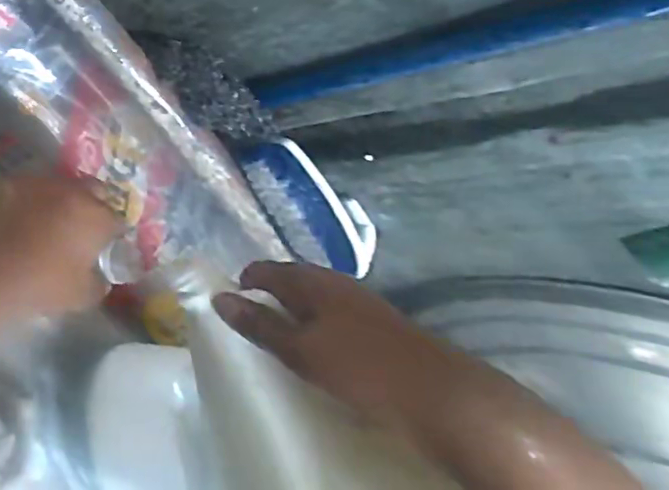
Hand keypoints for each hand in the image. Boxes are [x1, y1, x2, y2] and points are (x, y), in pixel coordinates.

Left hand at [0, 176, 121, 316]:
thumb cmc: (46, 282)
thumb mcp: (83, 295)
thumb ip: (99, 282)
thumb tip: (99, 276)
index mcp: (97, 216)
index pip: (117, 220)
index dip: (114, 233)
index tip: (108, 244)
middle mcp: (74, 191)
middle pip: (95, 190)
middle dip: (96, 204)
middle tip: (88, 226)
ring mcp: (44, 183)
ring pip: (65, 183)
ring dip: (67, 196)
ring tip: (59, 217)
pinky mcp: (17, 183)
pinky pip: (36, 186)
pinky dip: (38, 196)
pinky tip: (32, 213)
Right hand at [212, 262, 504, 437]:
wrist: (450, 399)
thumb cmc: (365, 369)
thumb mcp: (302, 351)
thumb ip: (260, 325)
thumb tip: (219, 297)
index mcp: (311, 280)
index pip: (266, 269)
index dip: (245, 282)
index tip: (232, 304)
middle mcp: (335, 281)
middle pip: (292, 280)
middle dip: (271, 295)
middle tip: (255, 323)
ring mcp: (363, 302)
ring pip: (318, 298)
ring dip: (299, 312)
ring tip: (286, 340)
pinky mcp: (385, 326)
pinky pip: (339, 316)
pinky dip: (323, 327)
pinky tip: (326, 351)